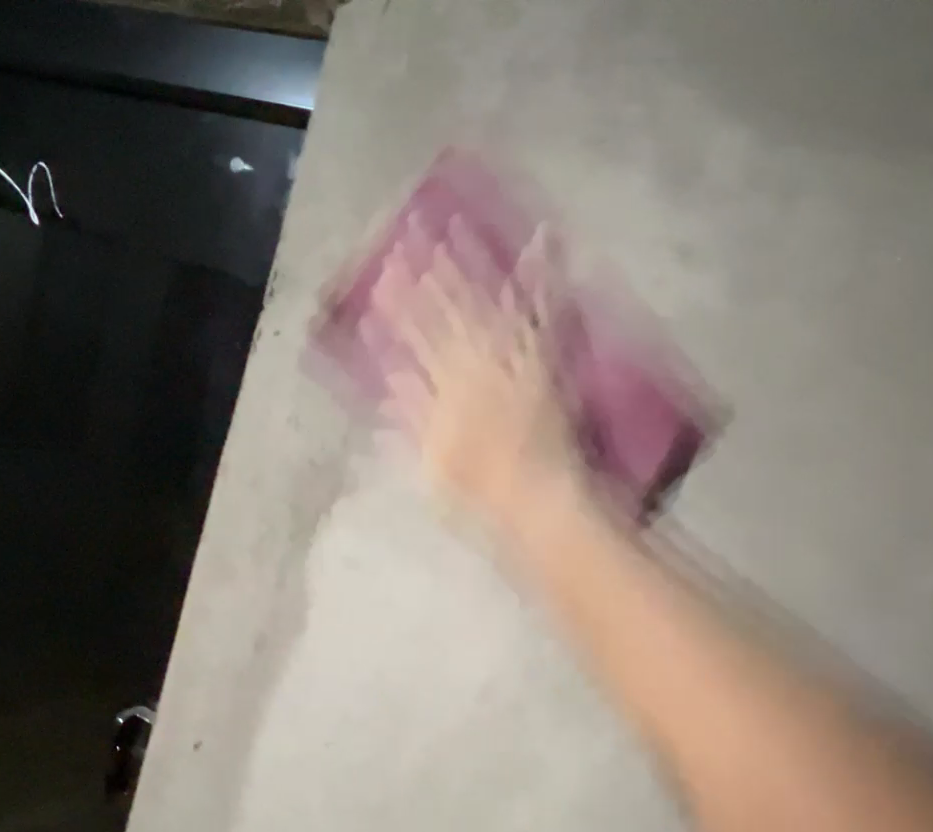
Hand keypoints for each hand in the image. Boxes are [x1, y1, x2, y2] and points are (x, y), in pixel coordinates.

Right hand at [371, 230, 590, 546]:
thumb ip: (411, 417)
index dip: (401, 305)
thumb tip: (393, 381)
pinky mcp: (546, 361)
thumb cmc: (482, 491)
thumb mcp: (431, 463)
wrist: (536, 497)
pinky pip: (542, 313)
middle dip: (430, 274)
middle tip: (415, 235)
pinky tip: (541, 243)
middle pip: (449, 313)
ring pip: (487, 304)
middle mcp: (476, 366)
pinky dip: (541, 277)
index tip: (387, 275)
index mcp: (445, 390)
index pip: (417, 338)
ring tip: (457, 232)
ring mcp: (513, 360)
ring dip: (471, 266)